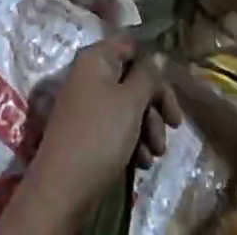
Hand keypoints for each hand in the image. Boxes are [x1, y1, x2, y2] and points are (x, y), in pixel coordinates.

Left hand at [13, 35, 183, 225]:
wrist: (62, 190)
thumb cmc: (100, 134)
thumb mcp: (131, 101)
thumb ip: (148, 75)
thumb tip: (157, 56)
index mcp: (97, 58)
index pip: (132, 46)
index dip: (153, 62)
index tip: (172, 84)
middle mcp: (91, 76)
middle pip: (134, 78)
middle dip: (156, 103)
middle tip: (174, 124)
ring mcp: (89, 106)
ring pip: (129, 106)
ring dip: (148, 127)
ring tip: (156, 153)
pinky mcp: (90, 133)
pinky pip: (118, 127)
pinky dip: (134, 142)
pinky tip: (142, 162)